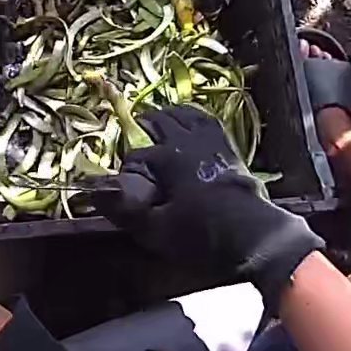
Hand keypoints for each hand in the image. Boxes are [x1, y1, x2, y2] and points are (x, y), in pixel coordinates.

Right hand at [109, 105, 322, 314]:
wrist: (254, 236)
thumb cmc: (202, 235)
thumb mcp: (157, 231)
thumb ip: (125, 211)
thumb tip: (96, 194)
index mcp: (168, 158)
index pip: (136, 156)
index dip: (126, 166)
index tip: (123, 178)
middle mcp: (187, 142)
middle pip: (161, 121)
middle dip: (144, 124)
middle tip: (135, 128)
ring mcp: (211, 141)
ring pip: (186, 115)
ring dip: (170, 114)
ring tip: (161, 117)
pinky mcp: (229, 147)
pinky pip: (207, 121)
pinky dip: (194, 117)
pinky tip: (193, 123)